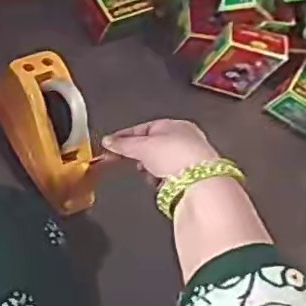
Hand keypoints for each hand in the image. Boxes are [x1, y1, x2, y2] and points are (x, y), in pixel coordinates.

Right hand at [101, 119, 219, 180]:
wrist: (197, 179)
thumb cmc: (177, 155)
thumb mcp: (141, 146)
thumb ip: (122, 144)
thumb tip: (108, 141)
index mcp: (173, 124)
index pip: (142, 129)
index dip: (124, 137)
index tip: (109, 145)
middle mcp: (182, 138)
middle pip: (149, 146)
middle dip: (138, 156)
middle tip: (128, 160)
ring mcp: (186, 156)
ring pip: (157, 163)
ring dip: (149, 170)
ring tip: (150, 173)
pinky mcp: (188, 174)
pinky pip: (165, 175)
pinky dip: (159, 179)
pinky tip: (160, 181)